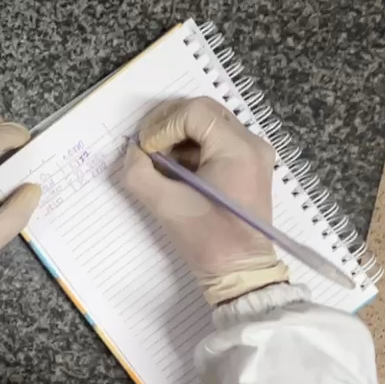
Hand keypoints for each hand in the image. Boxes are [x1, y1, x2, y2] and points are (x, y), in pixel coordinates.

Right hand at [121, 98, 288, 303]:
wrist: (240, 271)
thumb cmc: (208, 240)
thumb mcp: (165, 206)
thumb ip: (139, 173)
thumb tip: (132, 152)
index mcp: (238, 149)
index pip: (194, 112)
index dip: (163, 126)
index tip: (148, 154)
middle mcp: (251, 143)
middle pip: (202, 111)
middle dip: (168, 127)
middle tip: (148, 151)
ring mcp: (252, 153)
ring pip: (206, 124)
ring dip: (177, 138)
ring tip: (161, 164)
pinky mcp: (246, 165)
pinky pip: (213, 141)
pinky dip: (189, 149)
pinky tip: (176, 172)